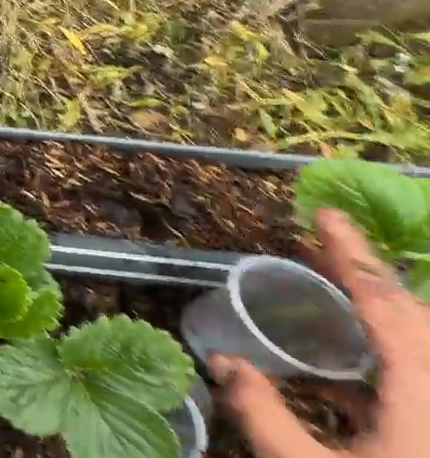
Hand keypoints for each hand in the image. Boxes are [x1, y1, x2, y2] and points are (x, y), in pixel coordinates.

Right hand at [216, 208, 429, 457]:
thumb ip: (264, 415)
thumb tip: (223, 364)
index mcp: (427, 398)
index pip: (387, 307)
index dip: (353, 258)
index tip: (325, 216)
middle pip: (421, 323)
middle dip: (372, 282)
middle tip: (324, 250)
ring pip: (428, 352)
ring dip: (388, 322)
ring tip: (340, 303)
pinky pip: (426, 383)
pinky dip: (397, 363)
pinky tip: (360, 378)